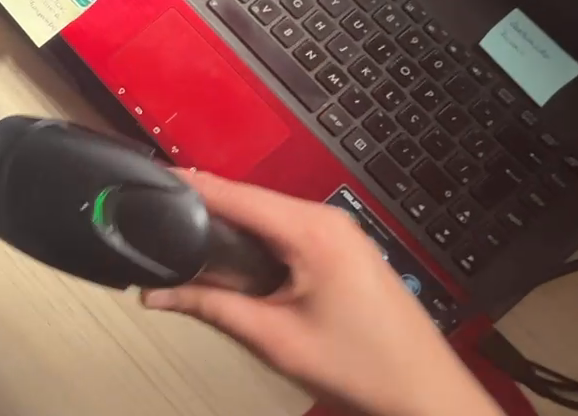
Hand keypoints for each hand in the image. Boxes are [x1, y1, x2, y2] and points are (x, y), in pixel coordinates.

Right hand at [142, 171, 501, 415]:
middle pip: (242, 196)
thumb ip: (208, 306)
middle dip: (197, 205)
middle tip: (151, 215)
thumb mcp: (274, 340)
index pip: (229, 192)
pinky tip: (226, 248)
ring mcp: (336, 229)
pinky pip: (279, 223)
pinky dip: (248, 231)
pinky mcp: (340, 244)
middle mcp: (324, 217)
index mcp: (311, 230)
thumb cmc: (364, 372)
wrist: (438, 407)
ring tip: (178, 230)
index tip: (139, 182)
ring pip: (259, 209)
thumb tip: (151, 293)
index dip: (181, 185)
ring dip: (223, 219)